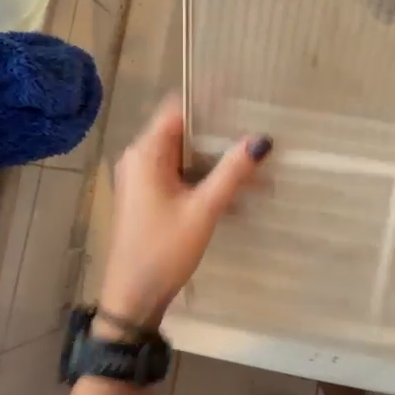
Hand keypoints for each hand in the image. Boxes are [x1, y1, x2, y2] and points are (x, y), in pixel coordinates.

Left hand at [98, 98, 270, 329]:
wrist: (133, 298)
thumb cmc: (163, 251)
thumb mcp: (203, 211)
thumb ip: (231, 172)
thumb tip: (262, 139)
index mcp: (145, 154)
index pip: (178, 109)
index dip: (209, 101)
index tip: (244, 97)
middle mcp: (140, 159)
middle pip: (184, 132)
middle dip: (221, 134)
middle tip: (258, 131)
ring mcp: (143, 179)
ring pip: (186, 157)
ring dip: (218, 160)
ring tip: (258, 164)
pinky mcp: (150, 198)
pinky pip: (182, 176)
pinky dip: (206, 179)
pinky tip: (238, 191)